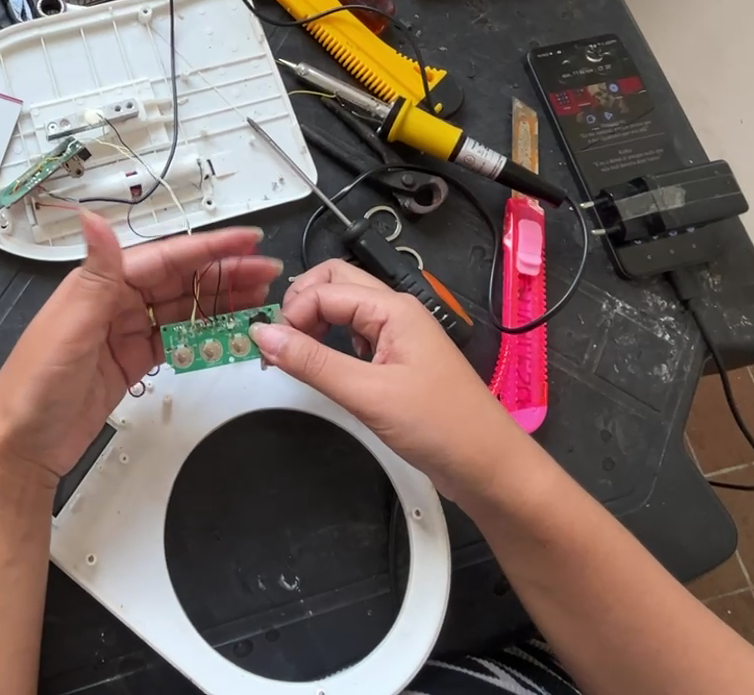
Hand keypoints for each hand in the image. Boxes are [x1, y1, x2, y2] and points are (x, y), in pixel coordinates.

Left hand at [0, 211, 283, 480]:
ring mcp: (124, 331)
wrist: (21, 445)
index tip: (244, 240)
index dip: (209, 247)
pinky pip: (176, 340)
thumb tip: (94, 219)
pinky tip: (226, 332)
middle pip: (180, 280)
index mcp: (99, 282)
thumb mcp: (69, 325)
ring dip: (219, 302)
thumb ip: (95, 272)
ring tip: (256, 297)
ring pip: (182, 308)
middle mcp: (113, 301)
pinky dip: (203, 336)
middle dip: (224, 273)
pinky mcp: (131, 360)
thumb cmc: (33, 385)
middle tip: (264, 272)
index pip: (165, 257)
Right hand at [251, 260, 526, 495]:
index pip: (324, 291)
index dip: (292, 314)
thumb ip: (312, 362)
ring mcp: (398, 334)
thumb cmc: (439, 427)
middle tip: (279, 342)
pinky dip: (331, 341)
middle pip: (334, 283)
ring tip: (294, 355)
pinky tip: (325, 366)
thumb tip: (262, 334)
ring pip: (343, 308)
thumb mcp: (368, 394)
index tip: (271, 349)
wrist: (491, 470)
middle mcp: (395, 311)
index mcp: (392, 308)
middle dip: (300, 304)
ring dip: (314, 321)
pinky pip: (354, 334)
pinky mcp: (397, 359)